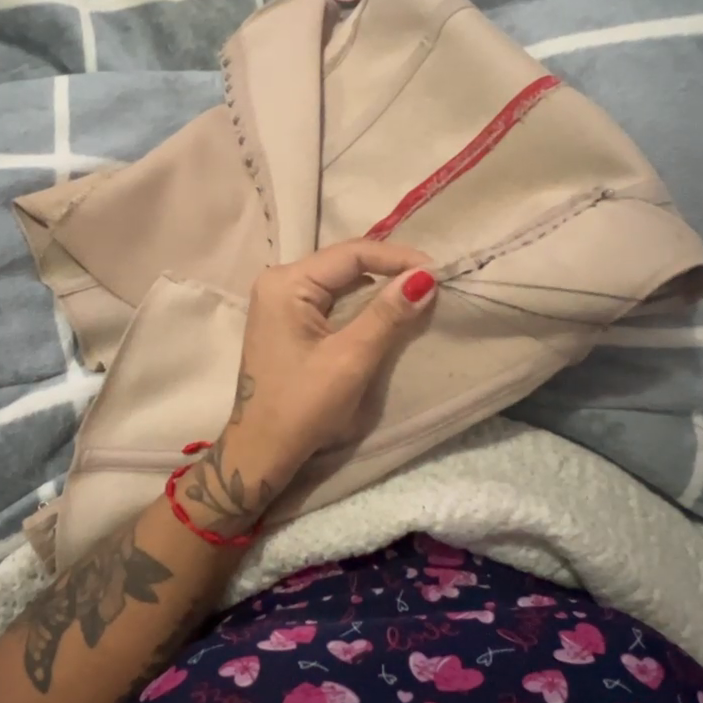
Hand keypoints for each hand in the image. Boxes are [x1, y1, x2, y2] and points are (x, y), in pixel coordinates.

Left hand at [230, 239, 436, 468]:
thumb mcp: (351, 358)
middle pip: (345, 263)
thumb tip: (426, 278)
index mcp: (286, 283)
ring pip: (341, 281)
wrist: (263, 449)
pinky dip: (361, 305)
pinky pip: (332, 300)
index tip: (439, 271)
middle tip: (434, 283)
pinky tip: (388, 311)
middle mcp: (279, 282)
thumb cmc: (303, 406)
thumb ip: (387, 314)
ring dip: (378, 288)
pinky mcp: (288, 321)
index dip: (398, 258)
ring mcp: (281, 301)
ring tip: (419, 294)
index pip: (351, 253)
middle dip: (390, 270)